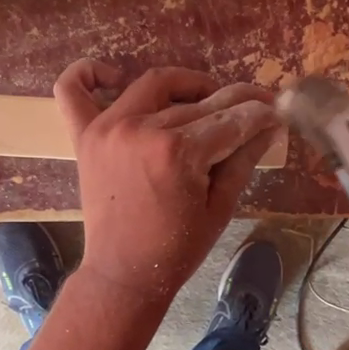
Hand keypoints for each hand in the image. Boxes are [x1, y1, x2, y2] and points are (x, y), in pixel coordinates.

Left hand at [54, 60, 282, 302]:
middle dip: (232, 103)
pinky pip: (73, 91)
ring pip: (154, 87)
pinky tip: (113, 77)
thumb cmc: (177, 251)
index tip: (275, 110)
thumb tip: (269, 126)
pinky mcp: (85, 136)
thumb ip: (242, 161)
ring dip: (185, 86)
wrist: (124, 275)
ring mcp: (109, 128)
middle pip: (198, 103)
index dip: (258, 114)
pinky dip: (88, 74)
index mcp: (179, 153)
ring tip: (205, 100)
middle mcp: (143, 129)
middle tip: (251, 109)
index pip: (230, 120)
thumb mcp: (219, 209)